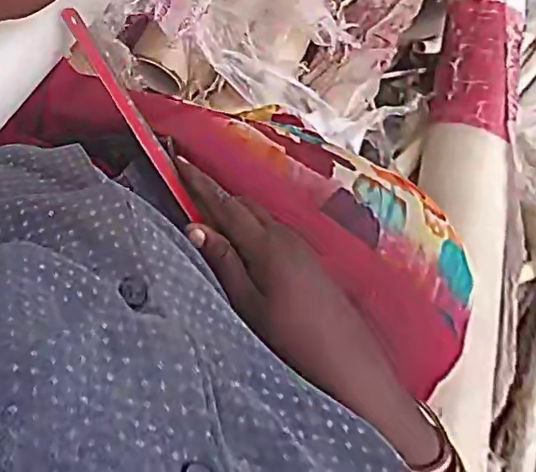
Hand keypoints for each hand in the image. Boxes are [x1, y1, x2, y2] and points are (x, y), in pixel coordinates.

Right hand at [178, 158, 447, 468]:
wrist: (355, 373)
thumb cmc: (295, 342)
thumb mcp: (249, 305)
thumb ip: (223, 261)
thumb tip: (194, 227)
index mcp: (267, 244)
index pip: (225, 203)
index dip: (200, 182)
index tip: (180, 163)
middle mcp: (285, 236)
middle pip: (243, 204)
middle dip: (217, 196)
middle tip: (190, 197)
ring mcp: (302, 247)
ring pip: (260, 216)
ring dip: (236, 213)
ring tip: (213, 224)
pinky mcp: (312, 262)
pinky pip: (274, 230)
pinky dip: (253, 227)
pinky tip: (247, 249)